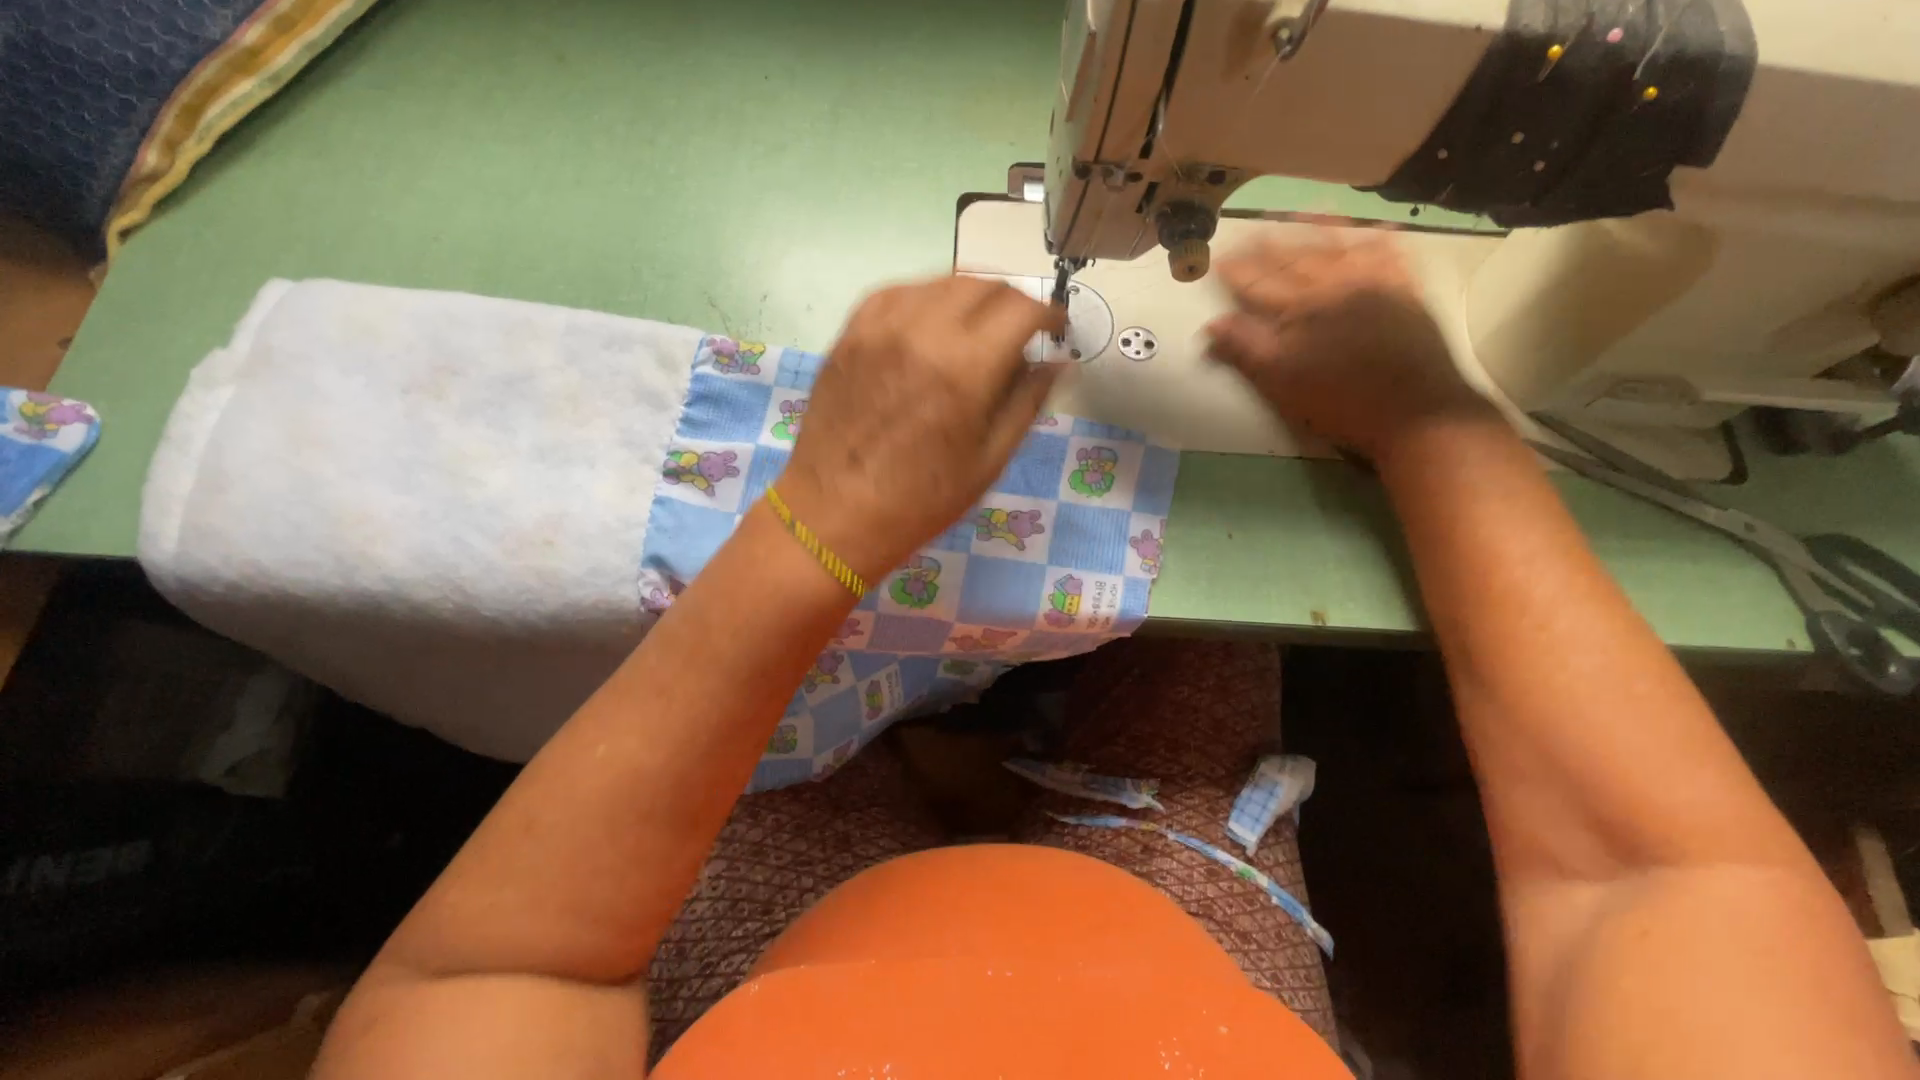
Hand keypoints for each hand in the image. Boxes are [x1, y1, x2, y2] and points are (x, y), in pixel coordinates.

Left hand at [778, 276, 1064, 577]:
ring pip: (940, 281)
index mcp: (965, 368)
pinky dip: (925, 297)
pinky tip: (931, 321)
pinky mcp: (850, 334)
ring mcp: (880, 328)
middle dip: (1013, 300)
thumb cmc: (921, 500)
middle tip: (1021, 328)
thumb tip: (1058, 363)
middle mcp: (923, 332)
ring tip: (979, 325)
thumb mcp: (989, 461)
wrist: (835, 513)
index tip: (1055, 329)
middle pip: (983, 285)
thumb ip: (1027, 403)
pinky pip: (896, 293)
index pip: (1021, 308)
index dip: (1048, 313)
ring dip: (971, 295)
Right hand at [1205, 235, 1497, 460]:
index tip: (1216, 258)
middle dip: (1267, 247)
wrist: (1416, 411)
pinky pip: (1389, 254)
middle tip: (1248, 232)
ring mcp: (1373, 282)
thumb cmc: (1340, 402)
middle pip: (1293, 260)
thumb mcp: (1281, 382)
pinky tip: (1372, 229)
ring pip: (1338, 248)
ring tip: (1299, 212)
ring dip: (1316, 230)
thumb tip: (1212, 324)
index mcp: (1299, 309)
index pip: (1257, 284)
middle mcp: (1334, 285)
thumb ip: (1245, 349)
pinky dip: (1376, 240)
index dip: (1235, 272)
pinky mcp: (1406, 291)